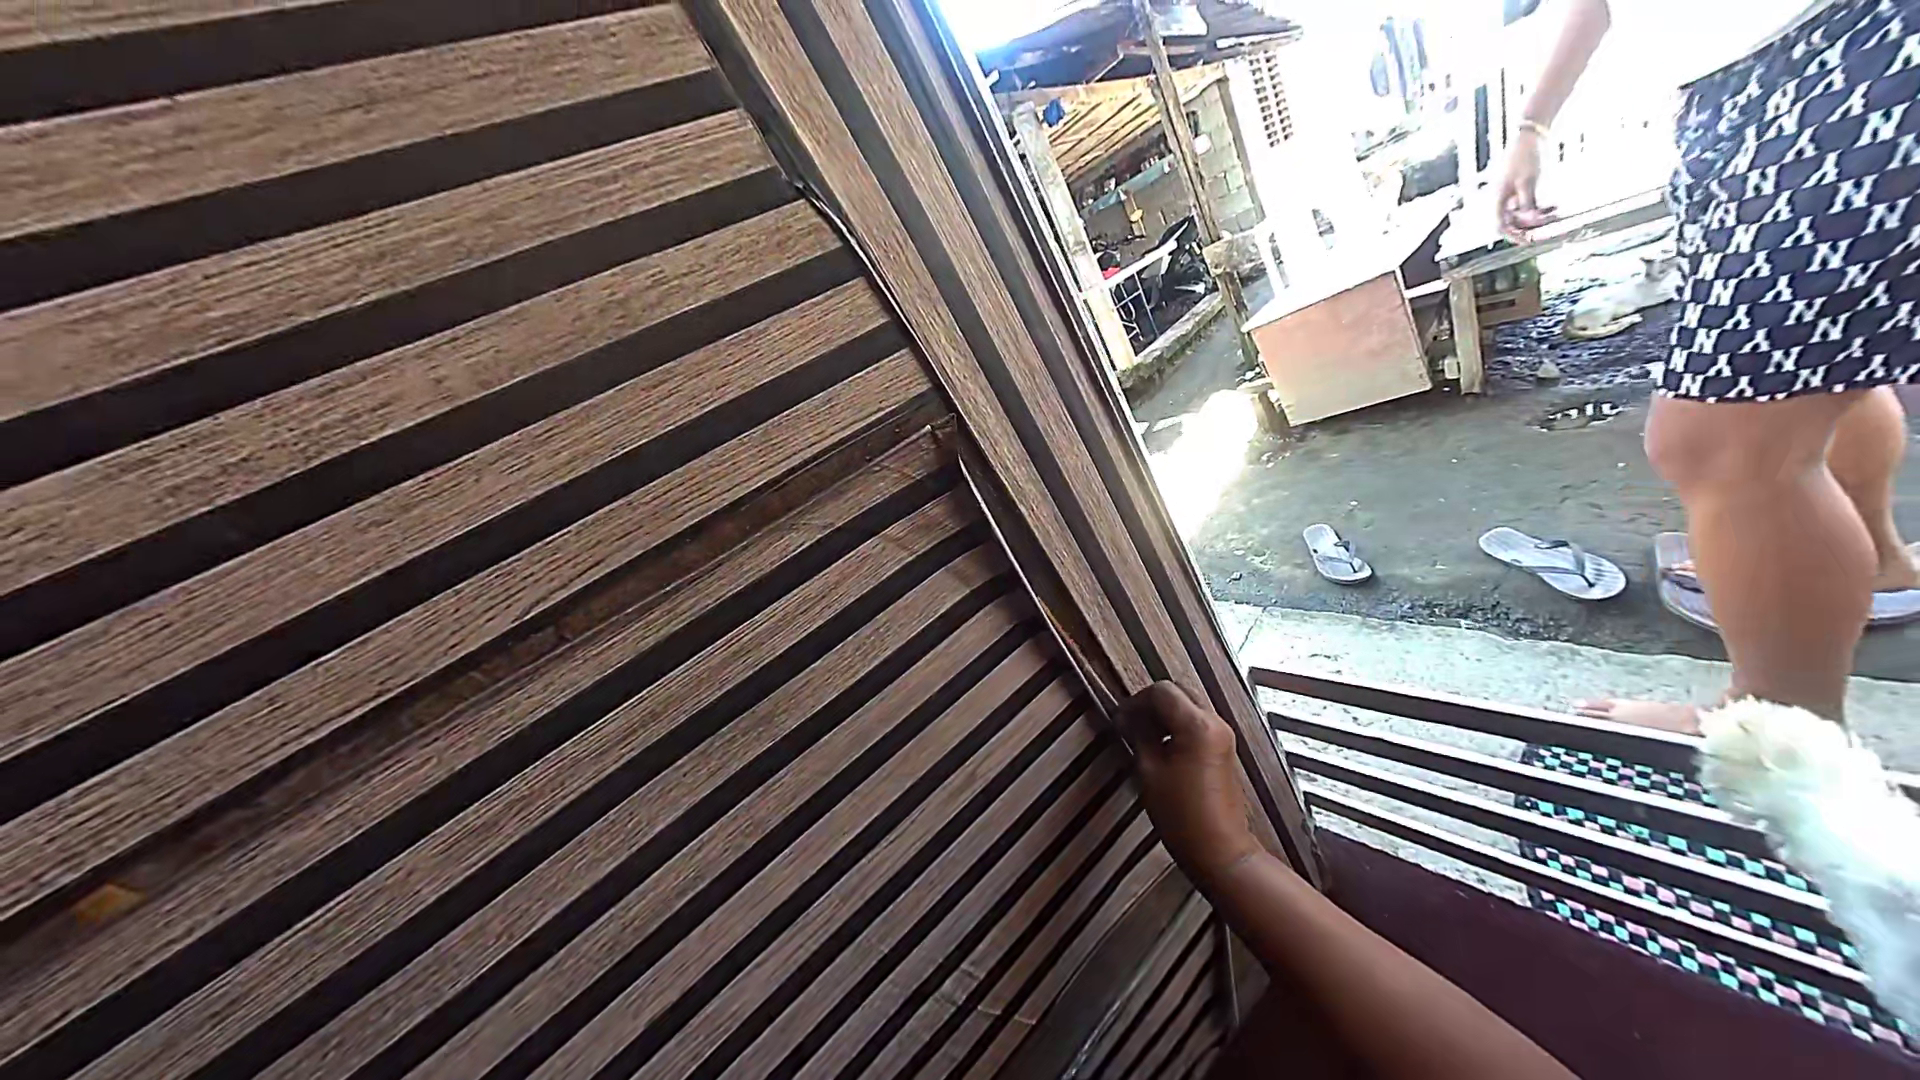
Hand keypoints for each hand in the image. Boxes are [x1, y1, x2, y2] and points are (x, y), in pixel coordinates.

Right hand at [1118, 682, 1262, 884]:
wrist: (1220, 850)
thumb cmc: (1181, 815)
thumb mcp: (1149, 771)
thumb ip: (1140, 735)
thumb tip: (1129, 717)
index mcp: (1197, 725)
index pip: (1162, 691)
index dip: (1136, 701)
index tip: (1121, 720)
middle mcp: (1215, 723)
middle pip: (1178, 692)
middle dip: (1151, 704)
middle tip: (1130, 724)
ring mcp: (1223, 735)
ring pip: (1188, 705)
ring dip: (1164, 714)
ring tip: (1142, 736)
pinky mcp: (1224, 748)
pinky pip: (1197, 722)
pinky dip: (1176, 725)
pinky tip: (1161, 746)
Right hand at [1494, 132, 1555, 241]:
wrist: (1531, 136)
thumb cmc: (1526, 157)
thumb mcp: (1528, 181)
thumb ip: (1528, 203)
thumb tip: (1530, 221)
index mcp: (1499, 200)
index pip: (1501, 225)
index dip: (1512, 235)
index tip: (1527, 241)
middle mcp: (1503, 199)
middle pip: (1513, 221)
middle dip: (1529, 226)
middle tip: (1547, 230)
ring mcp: (1513, 193)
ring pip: (1523, 213)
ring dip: (1538, 216)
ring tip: (1557, 213)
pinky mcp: (1522, 187)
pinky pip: (1530, 202)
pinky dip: (1541, 206)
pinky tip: (1555, 205)